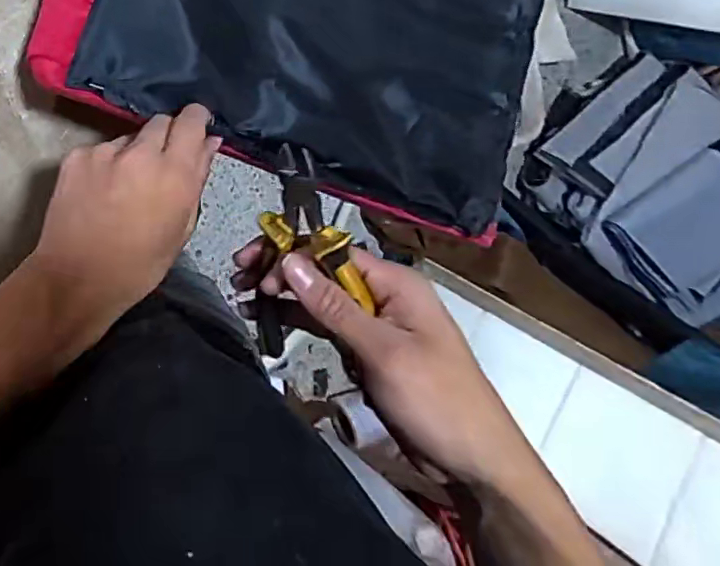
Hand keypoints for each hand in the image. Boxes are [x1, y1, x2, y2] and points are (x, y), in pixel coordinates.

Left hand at [15, 104, 221, 345]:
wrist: (76, 279)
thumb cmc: (139, 266)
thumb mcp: (181, 228)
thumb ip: (197, 179)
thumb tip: (210, 143)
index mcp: (175, 173)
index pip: (191, 121)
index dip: (196, 118)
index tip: (196, 124)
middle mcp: (141, 153)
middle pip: (160, 122)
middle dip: (165, 136)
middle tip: (159, 164)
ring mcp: (104, 151)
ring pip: (128, 138)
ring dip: (132, 153)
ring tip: (123, 187)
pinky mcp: (76, 156)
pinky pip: (100, 150)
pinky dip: (104, 164)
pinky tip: (98, 192)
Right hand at [232, 241, 545, 495]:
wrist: (478, 467)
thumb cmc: (438, 401)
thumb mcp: (382, 350)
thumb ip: (332, 305)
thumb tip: (290, 260)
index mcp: (394, 282)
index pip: (331, 251)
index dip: (291, 253)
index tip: (255, 267)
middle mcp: (382, 294)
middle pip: (321, 269)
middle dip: (280, 270)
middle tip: (240, 276)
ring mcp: (373, 322)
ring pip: (318, 296)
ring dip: (283, 294)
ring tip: (244, 295)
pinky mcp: (365, 348)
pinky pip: (325, 323)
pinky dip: (297, 319)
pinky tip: (268, 317)